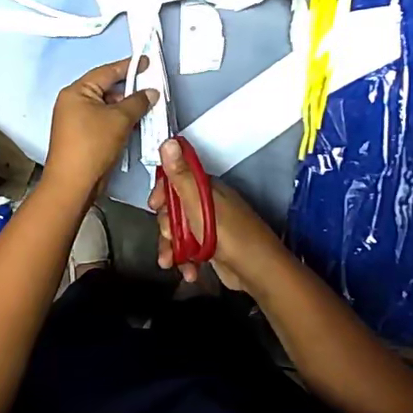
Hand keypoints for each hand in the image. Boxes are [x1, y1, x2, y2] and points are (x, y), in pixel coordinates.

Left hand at [44, 57, 157, 197]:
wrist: (74, 183)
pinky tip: (135, 124)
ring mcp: (75, 120)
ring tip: (148, 108)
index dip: (128, 67)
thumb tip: (150, 93)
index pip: (105, 72)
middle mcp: (72, 102)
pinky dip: (118, 121)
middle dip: (129, 91)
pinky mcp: (81, 137)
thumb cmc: (93, 145)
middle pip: (105, 89)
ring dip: (125, 108)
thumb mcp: (120, 119)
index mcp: (76, 92)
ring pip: (105, 107)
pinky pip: (103, 122)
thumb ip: (137, 102)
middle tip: (152, 90)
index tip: (146, 63)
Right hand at [149, 137, 286, 292]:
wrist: (257, 270)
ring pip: (178, 233)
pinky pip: (188, 250)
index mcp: (207, 189)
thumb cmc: (228, 233)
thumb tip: (169, 141)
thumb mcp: (198, 202)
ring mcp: (209, 228)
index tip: (154, 204)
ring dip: (171, 248)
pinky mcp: (211, 248)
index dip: (162, 192)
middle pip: (173, 209)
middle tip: (169, 236)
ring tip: (170, 261)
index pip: (176, 181)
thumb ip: (181, 174)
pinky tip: (189, 272)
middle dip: (166, 226)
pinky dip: (185, 261)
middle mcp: (208, 205)